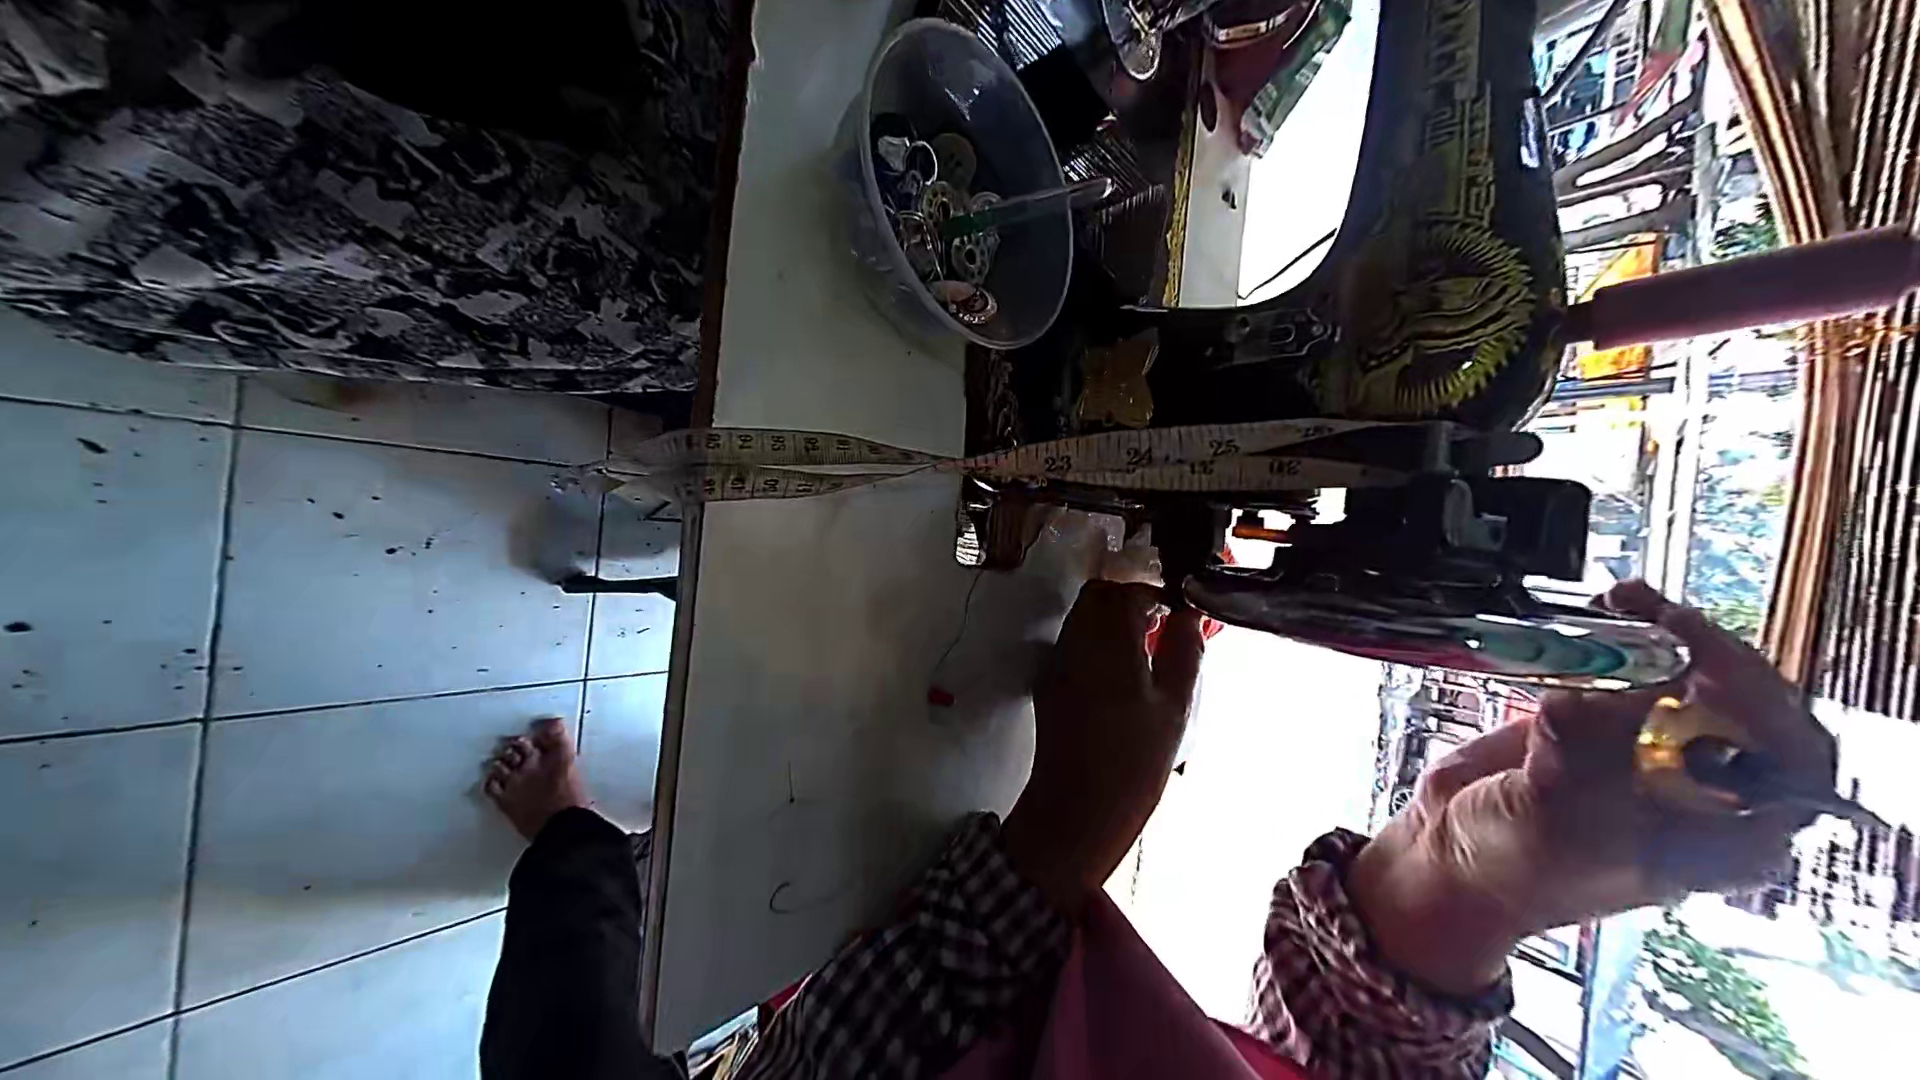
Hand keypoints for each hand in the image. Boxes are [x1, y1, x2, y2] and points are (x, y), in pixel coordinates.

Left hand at [1002, 580, 1205, 912]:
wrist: (1080, 805)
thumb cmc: (1134, 761)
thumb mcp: (1174, 706)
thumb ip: (1184, 651)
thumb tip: (1189, 616)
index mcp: (1107, 641)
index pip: (1127, 592)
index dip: (1155, 597)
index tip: (1176, 615)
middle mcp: (1074, 642)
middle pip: (1098, 596)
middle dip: (1129, 601)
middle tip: (1159, 629)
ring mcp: (1057, 661)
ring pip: (1082, 616)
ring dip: (1111, 620)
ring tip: (1143, 653)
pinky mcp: (1049, 680)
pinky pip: (1073, 642)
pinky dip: (1095, 641)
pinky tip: (1120, 674)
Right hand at [1349, 580, 1836, 995]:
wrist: (1449, 851)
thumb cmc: (1511, 864)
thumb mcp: (1553, 824)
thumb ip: (1577, 762)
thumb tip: (1585, 701)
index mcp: (1721, 830)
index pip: (1781, 756)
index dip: (1754, 699)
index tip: (1696, 654)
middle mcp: (1694, 786)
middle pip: (1735, 706)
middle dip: (1702, 650)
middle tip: (1650, 611)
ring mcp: (1636, 750)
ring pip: (1673, 683)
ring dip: (1651, 637)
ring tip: (1617, 602)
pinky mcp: (1584, 725)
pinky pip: (1608, 679)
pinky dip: (1599, 646)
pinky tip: (1583, 625)